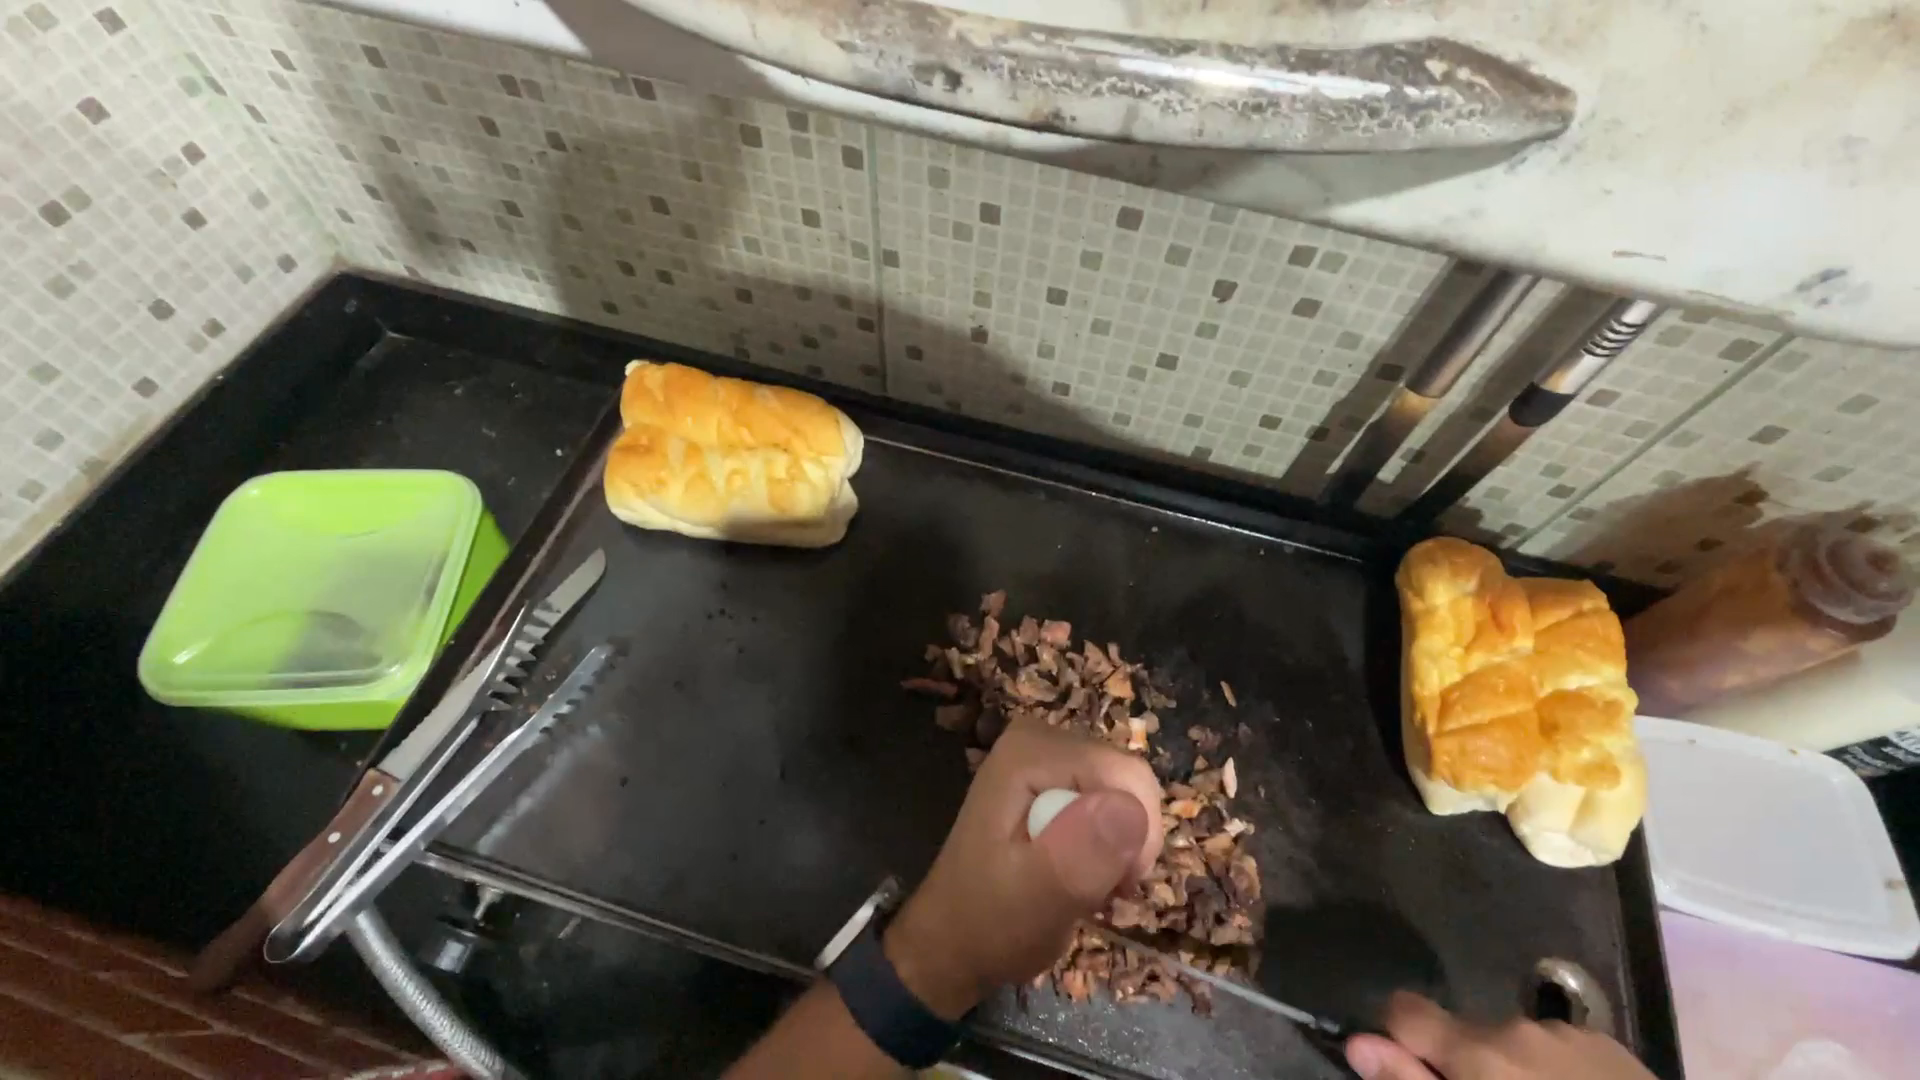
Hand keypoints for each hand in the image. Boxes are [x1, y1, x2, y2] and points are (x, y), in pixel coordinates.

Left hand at [882, 718, 1163, 1018]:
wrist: (952, 941)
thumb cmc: (990, 924)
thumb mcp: (1038, 900)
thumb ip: (1083, 852)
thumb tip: (1131, 808)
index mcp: (1031, 752)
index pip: (1128, 776)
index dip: (1137, 835)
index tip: (1114, 886)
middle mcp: (1039, 738)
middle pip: (1128, 780)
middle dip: (1127, 841)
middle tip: (1094, 889)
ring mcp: (1045, 756)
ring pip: (1124, 794)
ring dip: (1118, 847)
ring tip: (1081, 884)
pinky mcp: (1051, 778)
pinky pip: (1109, 802)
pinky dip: (1106, 844)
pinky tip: (1077, 870)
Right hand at [1346, 992, 1656, 1079]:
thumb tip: (1359, 1043)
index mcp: (1478, 1051)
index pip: (1404, 1009)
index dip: (1398, 1040)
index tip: (1416, 1074)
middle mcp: (1517, 1028)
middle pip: (1463, 1033)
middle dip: (1467, 1069)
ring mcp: (1571, 1036)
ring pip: (1516, 1046)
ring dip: (1516, 1075)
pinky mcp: (1616, 1049)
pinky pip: (1562, 1052)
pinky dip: (1557, 1076)